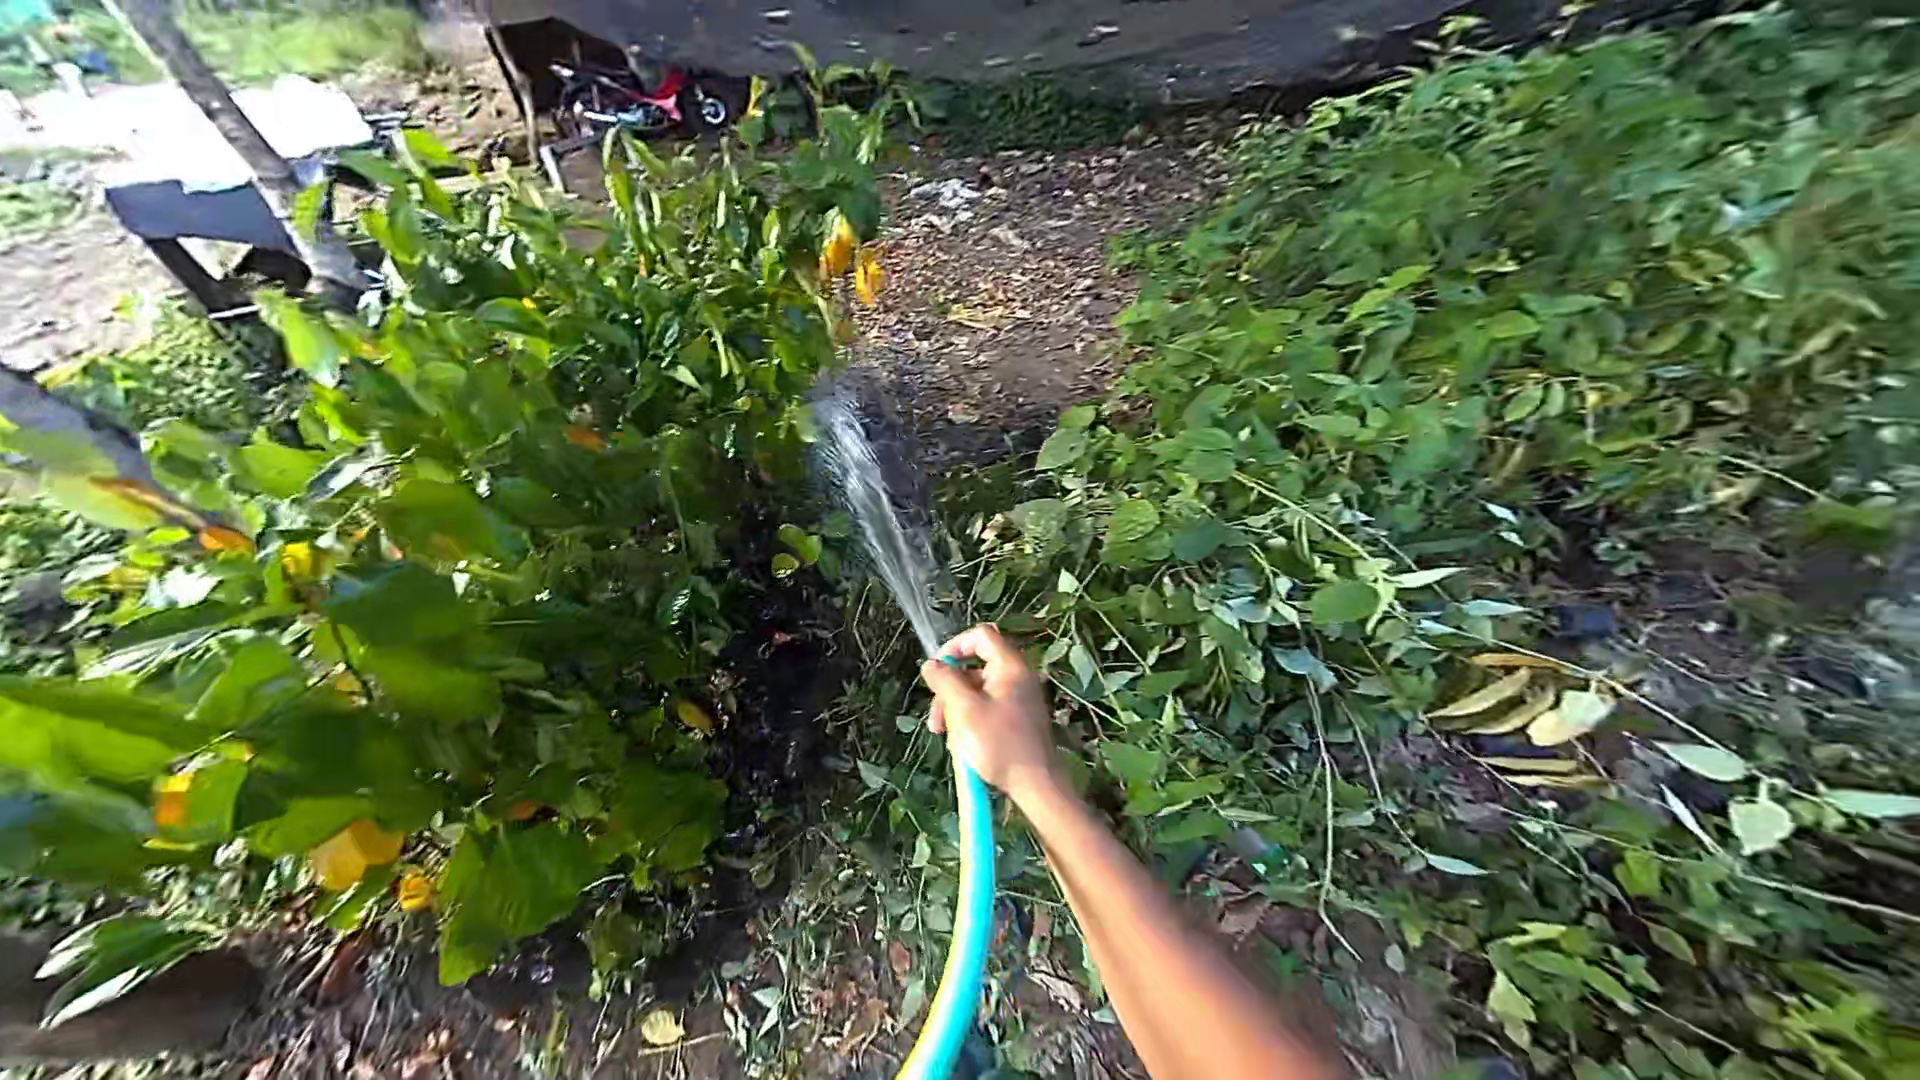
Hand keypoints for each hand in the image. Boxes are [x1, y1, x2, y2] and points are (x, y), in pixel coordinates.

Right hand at [921, 624, 1062, 805]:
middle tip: (937, 720)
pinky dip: (971, 721)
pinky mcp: (1017, 719)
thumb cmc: (1001, 745)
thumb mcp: (965, 710)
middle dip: (949, 690)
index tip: (937, 670)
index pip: (980, 636)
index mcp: (1010, 666)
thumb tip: (931, 664)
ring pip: (976, 692)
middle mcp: (1016, 676)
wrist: (1037, 786)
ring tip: (947, 737)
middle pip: (974, 668)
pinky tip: (963, 746)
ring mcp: (1018, 698)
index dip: (955, 646)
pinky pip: (987, 709)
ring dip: (956, 710)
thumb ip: (945, 682)